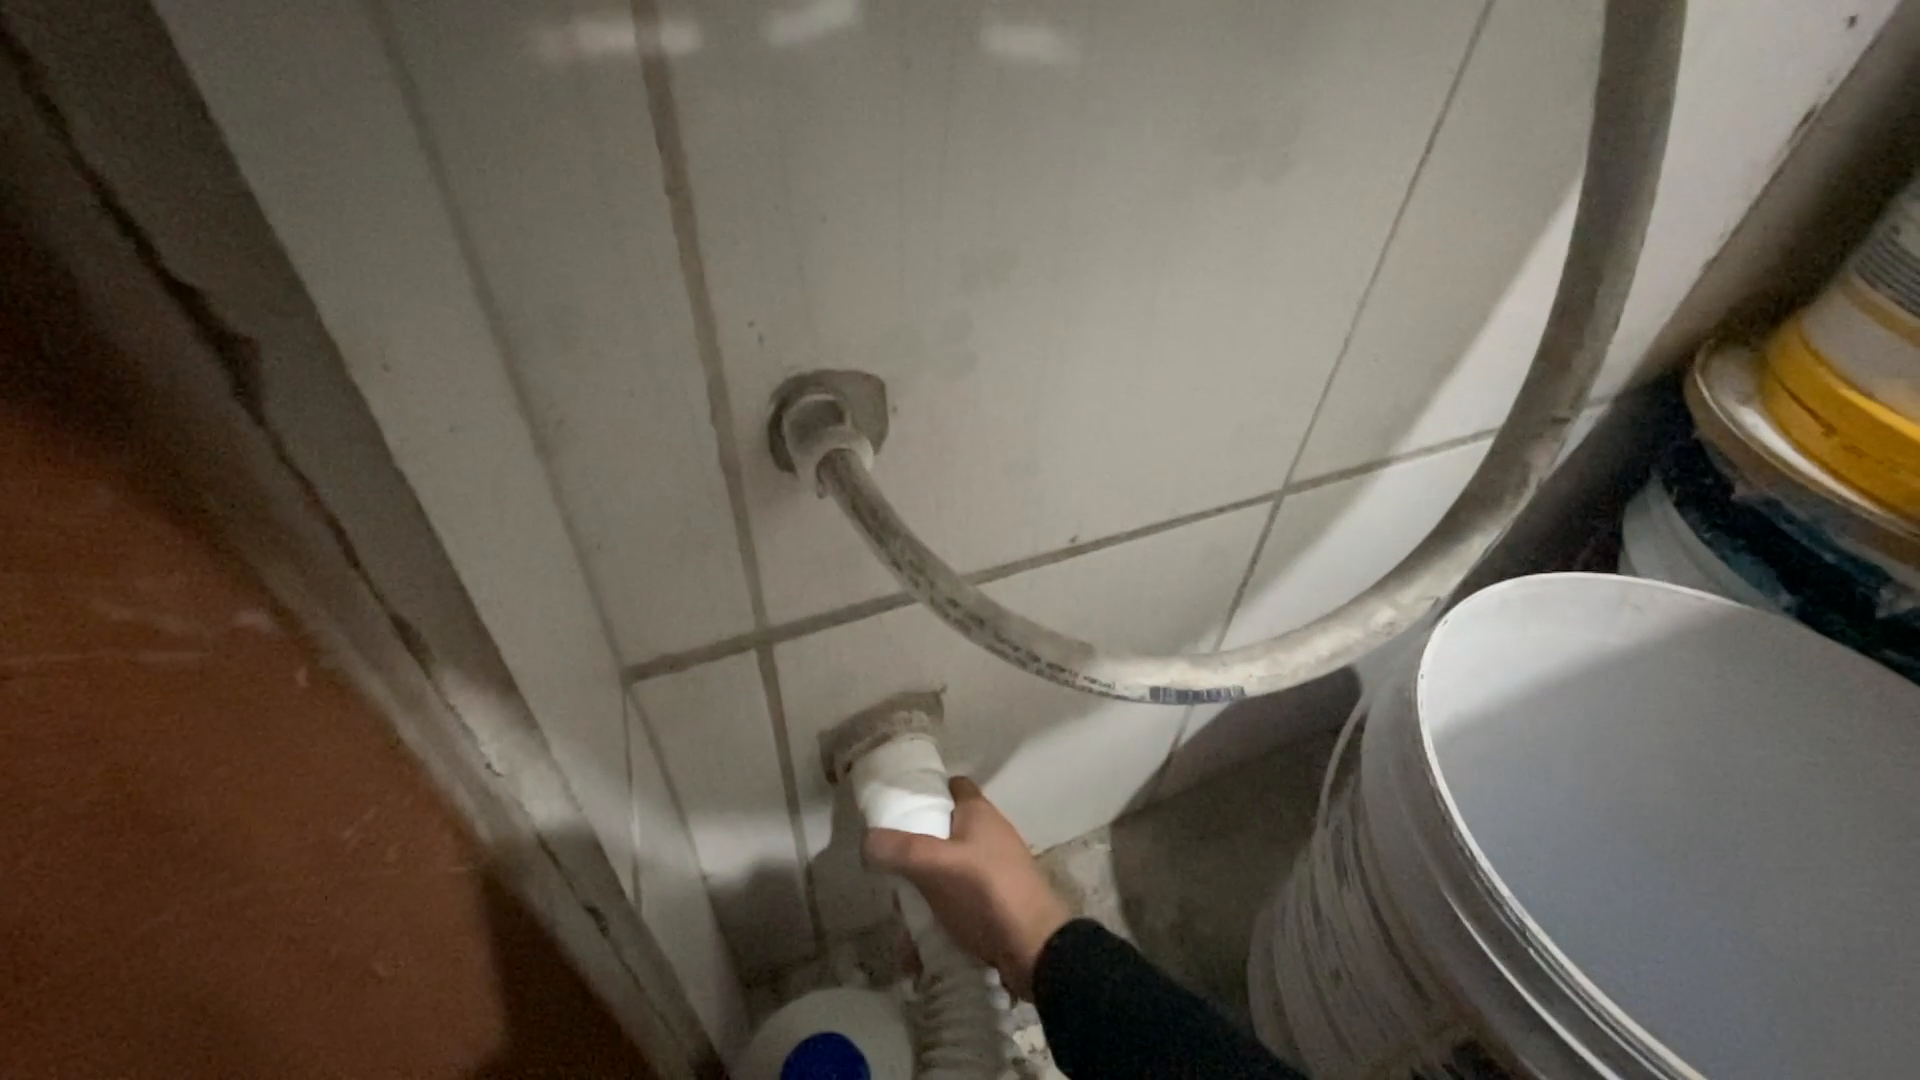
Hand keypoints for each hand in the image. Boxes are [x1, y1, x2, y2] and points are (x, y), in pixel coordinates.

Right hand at [862, 777, 1071, 998]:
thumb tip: (866, 840)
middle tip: (889, 862)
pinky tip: (920, 932)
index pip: (953, 786)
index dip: (927, 791)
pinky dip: (941, 908)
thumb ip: (900, 850)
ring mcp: (996, 869)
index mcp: (980, 814)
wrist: (1035, 949)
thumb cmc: (987, 893)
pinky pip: (960, 898)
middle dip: (917, 844)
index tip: (897, 807)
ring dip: (926, 882)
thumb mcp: (936, 866)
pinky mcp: (997, 901)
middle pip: (947, 828)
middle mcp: (991, 835)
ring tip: (900, 903)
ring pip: (951, 866)